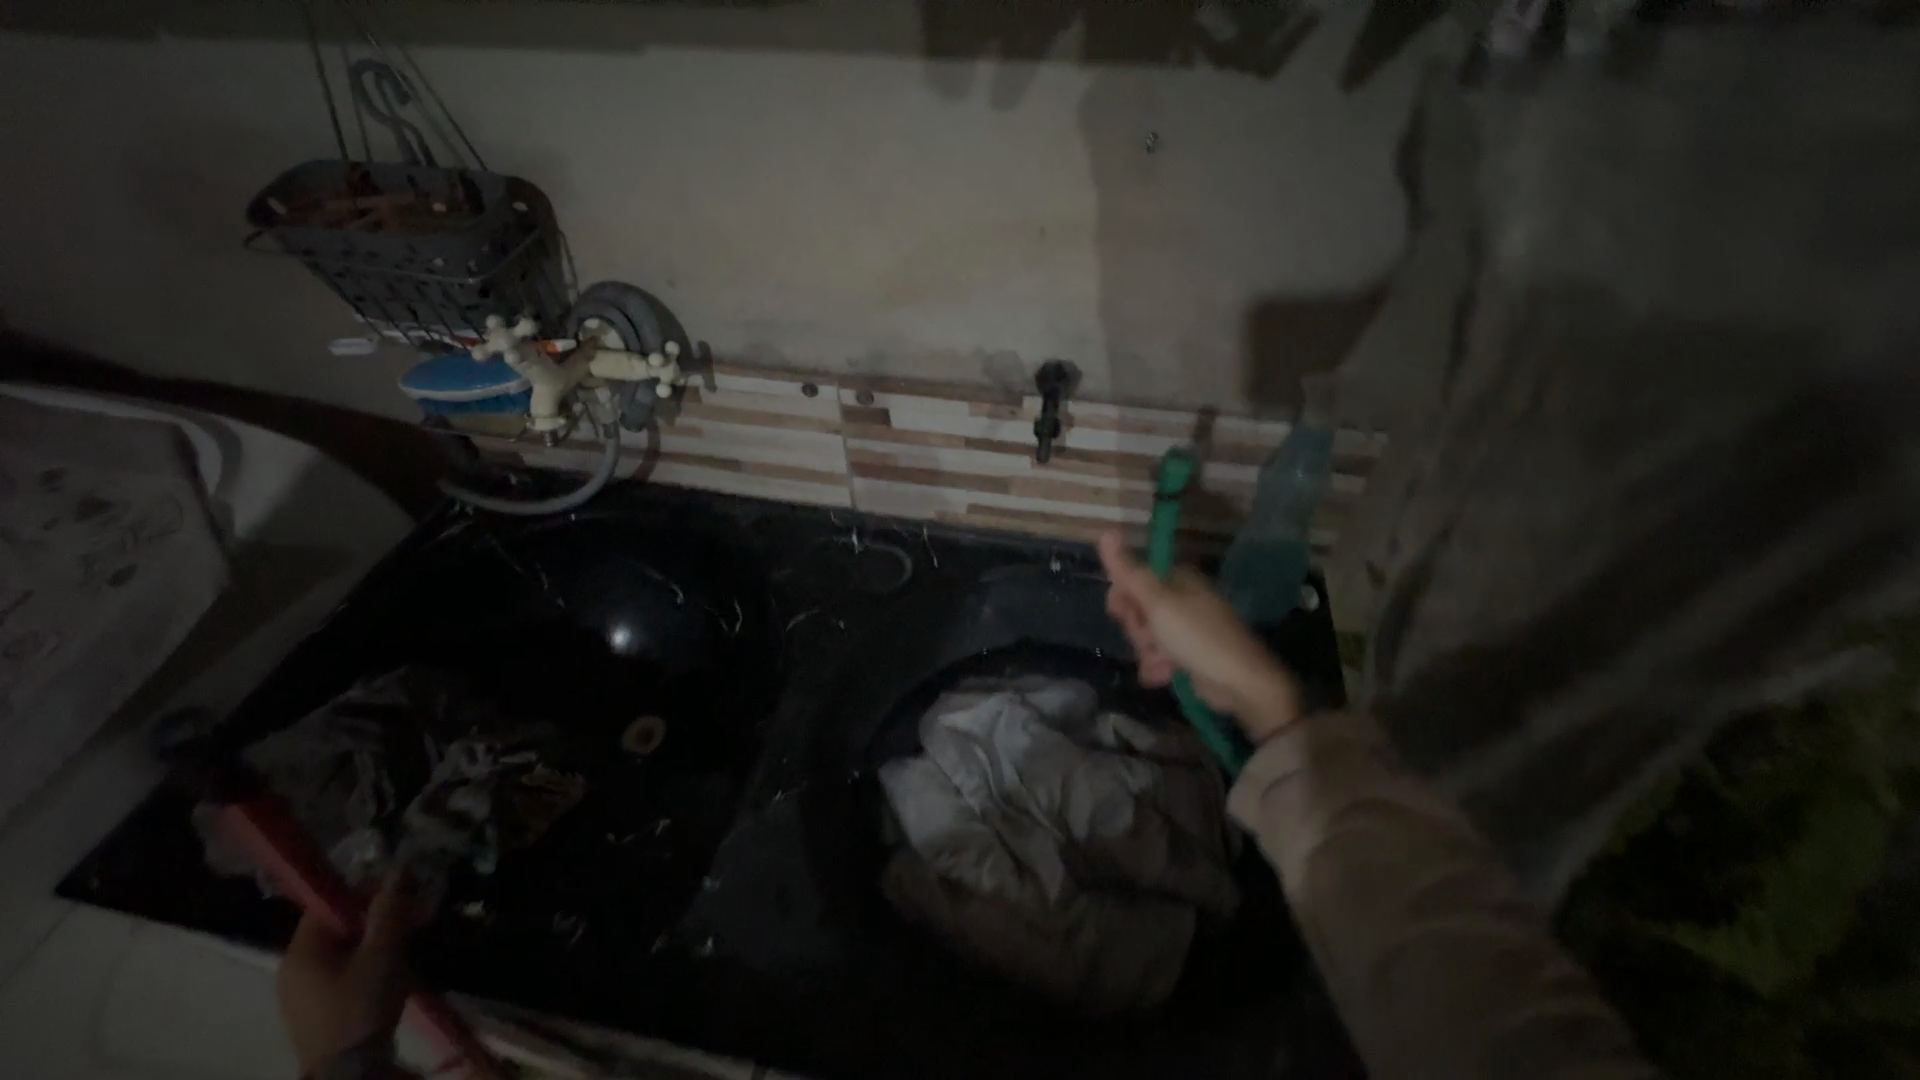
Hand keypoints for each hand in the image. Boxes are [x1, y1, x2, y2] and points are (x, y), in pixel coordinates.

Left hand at [277, 875, 417, 1074]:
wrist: (348, 1073)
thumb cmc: (361, 1006)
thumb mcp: (382, 953)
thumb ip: (389, 910)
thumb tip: (398, 869)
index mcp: (301, 952)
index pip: (329, 904)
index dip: (366, 889)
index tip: (404, 887)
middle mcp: (294, 968)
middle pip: (339, 925)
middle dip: (381, 914)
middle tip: (420, 911)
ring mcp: (303, 993)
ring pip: (346, 948)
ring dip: (381, 936)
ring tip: (415, 936)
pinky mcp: (318, 1010)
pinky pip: (345, 970)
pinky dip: (372, 959)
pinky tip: (397, 965)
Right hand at [1097, 530, 1303, 741]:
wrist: (1240, 683)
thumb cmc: (1198, 637)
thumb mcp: (1158, 603)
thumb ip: (1128, 571)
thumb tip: (1105, 532)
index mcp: (1177, 579)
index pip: (1133, 580)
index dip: (1123, 599)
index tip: (1122, 613)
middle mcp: (1181, 599)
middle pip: (1137, 610)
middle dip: (1138, 631)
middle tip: (1152, 639)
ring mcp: (1186, 628)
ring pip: (1145, 636)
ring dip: (1147, 652)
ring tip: (1163, 663)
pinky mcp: (1188, 654)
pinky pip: (1158, 656)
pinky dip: (1158, 667)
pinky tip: (1165, 676)